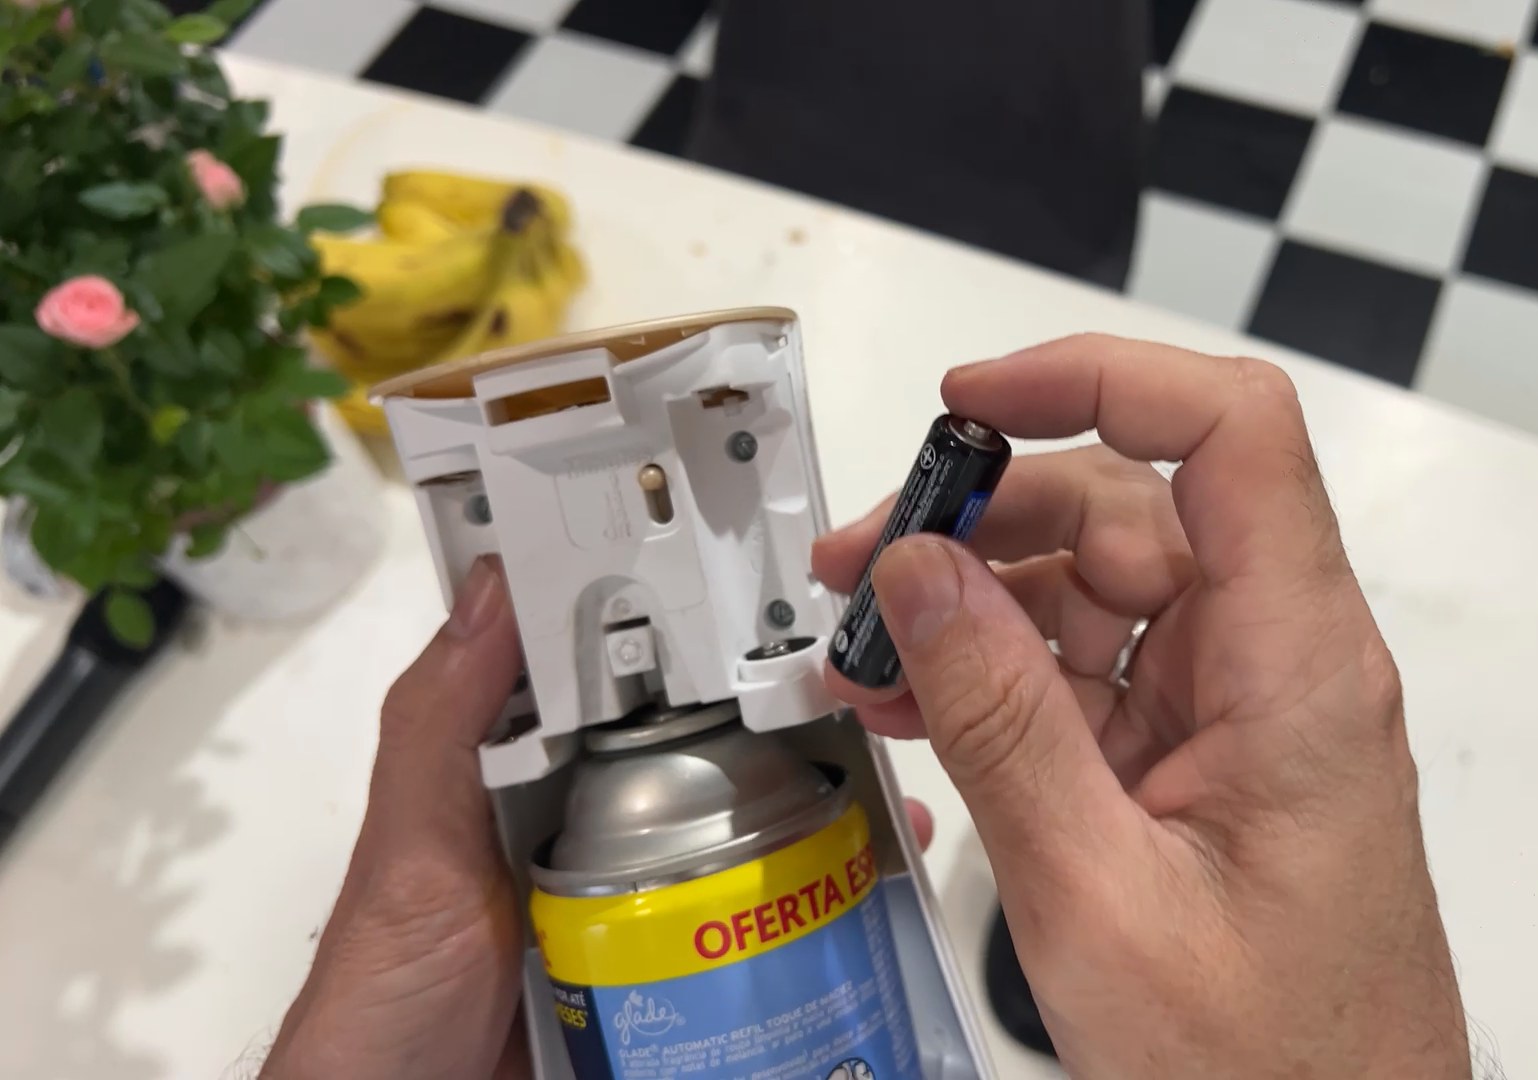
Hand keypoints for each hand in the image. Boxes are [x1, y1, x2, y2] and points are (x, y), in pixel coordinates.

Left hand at [262, 557, 934, 1079]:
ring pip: (766, 831)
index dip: (723, 652)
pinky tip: (876, 886)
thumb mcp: (418, 845)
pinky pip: (770, 909)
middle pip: (736, 760)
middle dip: (814, 736)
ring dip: (837, 813)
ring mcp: (667, 890)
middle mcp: (630, 821)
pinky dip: (826, 892)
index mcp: (573, 774)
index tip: (798, 622)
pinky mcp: (691, 954)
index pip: (659, 692)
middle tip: (880, 718)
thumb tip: (500, 582)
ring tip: (899, 807)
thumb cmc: (401, 995)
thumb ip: (443, 723)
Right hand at [814, 336, 1468, 1077]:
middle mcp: (1267, 652)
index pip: (1227, 433)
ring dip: (968, 600)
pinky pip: (1074, 657)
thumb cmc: (1265, 1069)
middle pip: (1123, 504)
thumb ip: (1000, 723)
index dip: (1099, 380)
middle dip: (981, 516)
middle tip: (865, 565)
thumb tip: (917, 575)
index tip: (973, 401)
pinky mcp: (1179, 732)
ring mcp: (1220, 691)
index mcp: (1294, 664)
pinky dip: (990, 666)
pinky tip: (916, 699)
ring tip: (868, 652)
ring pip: (1083, 577)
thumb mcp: (1098, 897)